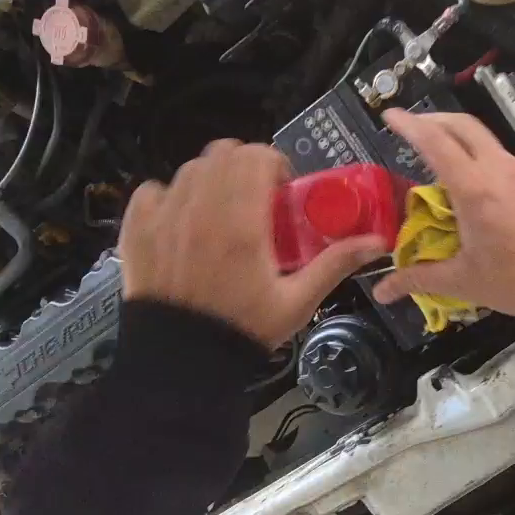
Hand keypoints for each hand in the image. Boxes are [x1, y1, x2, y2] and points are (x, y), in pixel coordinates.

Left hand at [119, 140, 386, 348]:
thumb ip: (335, 264)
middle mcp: (200, 209)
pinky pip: (151, 191)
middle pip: (222, 153)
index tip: (280, 190)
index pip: (256, 157)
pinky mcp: (137, 229)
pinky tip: (181, 219)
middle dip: (243, 166)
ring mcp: (164, 217)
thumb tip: (377, 241)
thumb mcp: (297, 301)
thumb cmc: (243, 328)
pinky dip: (168, 197)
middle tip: (254, 196)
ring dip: (210, 179)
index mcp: (242, 222)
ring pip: (189, 169)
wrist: (181, 360)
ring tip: (219, 210)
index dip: (273, 164)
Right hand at [373, 109, 514, 321]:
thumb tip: (382, 291)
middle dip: (436, 120)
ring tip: (465, 187)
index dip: (409, 125)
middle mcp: (504, 169)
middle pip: (465, 127)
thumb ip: (418, 279)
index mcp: (475, 189)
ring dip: (472, 157)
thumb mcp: (463, 282)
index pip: (435, 143)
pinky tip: (507, 207)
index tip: (392, 115)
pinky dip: (504, 178)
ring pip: (494, 152)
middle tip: (417, 126)